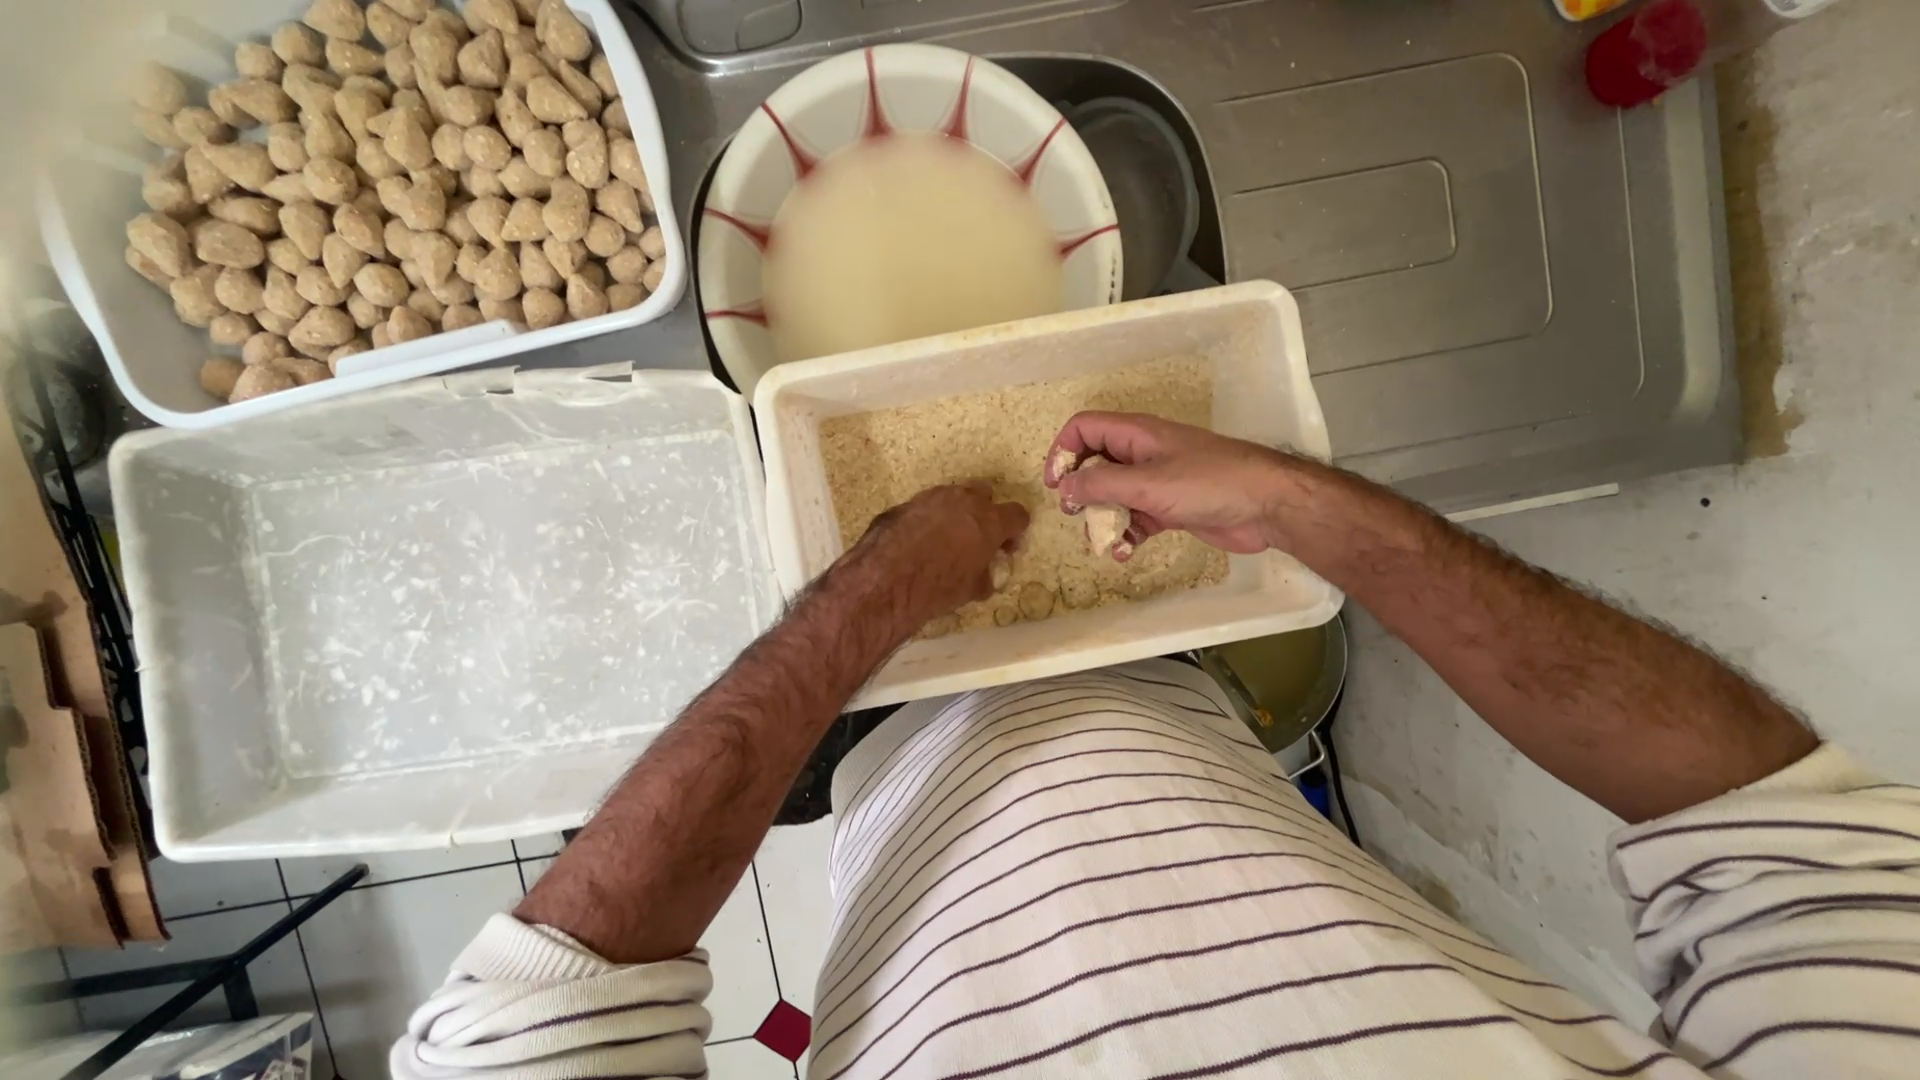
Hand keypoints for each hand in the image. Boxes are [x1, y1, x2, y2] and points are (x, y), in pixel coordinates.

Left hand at [848, 482, 1029, 624]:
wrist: (887, 579)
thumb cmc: (939, 587)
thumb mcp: (971, 590)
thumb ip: (984, 576)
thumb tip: (985, 576)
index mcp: (990, 520)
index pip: (1017, 515)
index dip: (1015, 531)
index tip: (1006, 547)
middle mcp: (964, 500)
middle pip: (985, 495)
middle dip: (985, 514)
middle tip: (977, 538)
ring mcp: (933, 496)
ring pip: (953, 497)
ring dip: (956, 514)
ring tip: (946, 540)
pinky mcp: (906, 502)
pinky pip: (926, 506)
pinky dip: (929, 519)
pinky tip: (919, 541)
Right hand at [1044, 412, 1292, 558]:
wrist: (1266, 506)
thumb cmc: (1207, 483)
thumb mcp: (1147, 483)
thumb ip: (1100, 484)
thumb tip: (1064, 489)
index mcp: (1136, 435)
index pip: (1085, 429)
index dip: (1063, 451)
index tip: (1057, 484)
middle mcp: (1143, 454)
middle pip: (1095, 464)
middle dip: (1081, 491)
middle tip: (1076, 515)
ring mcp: (1157, 482)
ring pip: (1114, 496)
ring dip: (1103, 519)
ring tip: (1102, 541)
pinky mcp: (1170, 509)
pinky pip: (1136, 519)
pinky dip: (1127, 535)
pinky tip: (1125, 553)